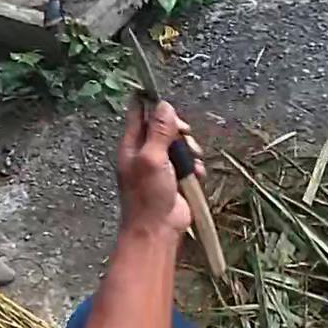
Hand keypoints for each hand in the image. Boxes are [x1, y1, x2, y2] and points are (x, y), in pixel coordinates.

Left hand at [116, 100, 202, 240]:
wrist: (157, 229)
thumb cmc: (148, 195)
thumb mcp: (152, 159)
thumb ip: (158, 132)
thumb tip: (164, 105)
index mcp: (132, 145)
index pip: (139, 114)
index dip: (151, 103)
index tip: (165, 98)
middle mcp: (145, 152)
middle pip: (164, 127)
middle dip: (178, 130)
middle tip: (185, 136)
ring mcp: (161, 165)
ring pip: (180, 144)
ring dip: (189, 150)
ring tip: (192, 162)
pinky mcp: (176, 178)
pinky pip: (188, 162)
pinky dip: (194, 166)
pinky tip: (195, 175)